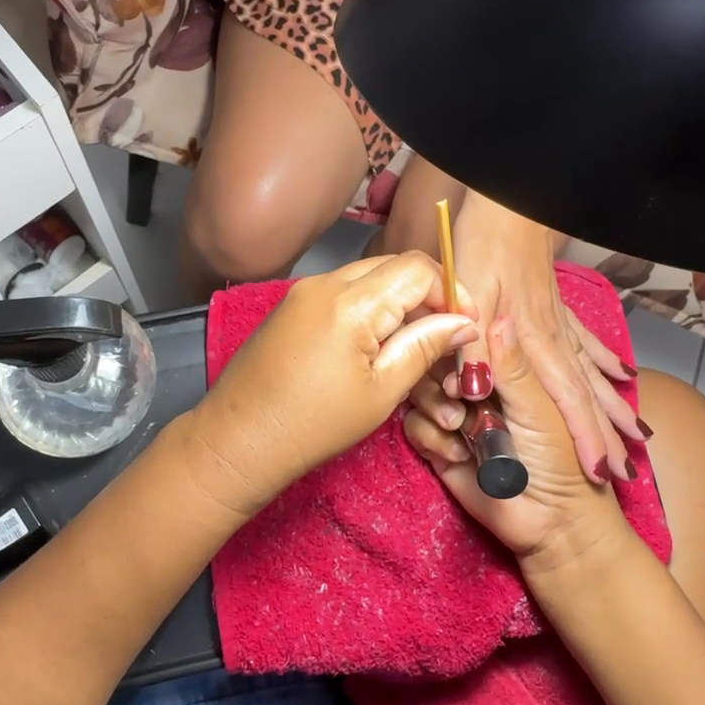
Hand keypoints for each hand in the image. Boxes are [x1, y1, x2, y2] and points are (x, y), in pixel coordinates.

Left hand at [186, 253, 478, 515]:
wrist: (240, 438)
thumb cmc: (314, 424)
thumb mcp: (381, 390)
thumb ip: (424, 346)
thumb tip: (462, 321)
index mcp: (350, 302)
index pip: (417, 268)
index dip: (450, 291)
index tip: (464, 327)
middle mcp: (325, 283)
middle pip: (392, 266)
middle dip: (425, 294)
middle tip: (442, 336)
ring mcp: (303, 291)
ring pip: (367, 277)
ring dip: (396, 301)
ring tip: (410, 344)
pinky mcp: (291, 305)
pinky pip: (341, 291)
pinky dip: (367, 307)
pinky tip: (373, 345)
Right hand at [404, 316, 631, 570]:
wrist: (549, 524)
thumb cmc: (558, 460)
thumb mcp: (539, 409)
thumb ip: (512, 366)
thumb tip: (497, 316)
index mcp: (506, 371)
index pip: (468, 340)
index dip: (454, 344)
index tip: (458, 356)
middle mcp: (477, 388)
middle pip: (435, 363)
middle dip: (440, 379)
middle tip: (457, 398)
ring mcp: (456, 416)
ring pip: (420, 392)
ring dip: (435, 408)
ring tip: (458, 428)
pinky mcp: (439, 445)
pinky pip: (415, 426)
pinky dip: (430, 436)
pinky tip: (456, 454)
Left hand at [452, 191, 642, 483]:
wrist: (507, 201)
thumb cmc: (482, 246)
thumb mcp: (466, 295)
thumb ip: (474, 344)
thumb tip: (479, 393)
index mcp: (530, 338)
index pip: (564, 396)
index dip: (583, 434)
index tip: (601, 472)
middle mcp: (550, 334)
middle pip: (585, 390)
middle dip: (605, 432)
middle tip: (629, 471)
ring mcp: (556, 318)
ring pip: (591, 369)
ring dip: (612, 402)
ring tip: (638, 432)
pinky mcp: (552, 302)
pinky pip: (586, 339)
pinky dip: (604, 359)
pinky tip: (621, 372)